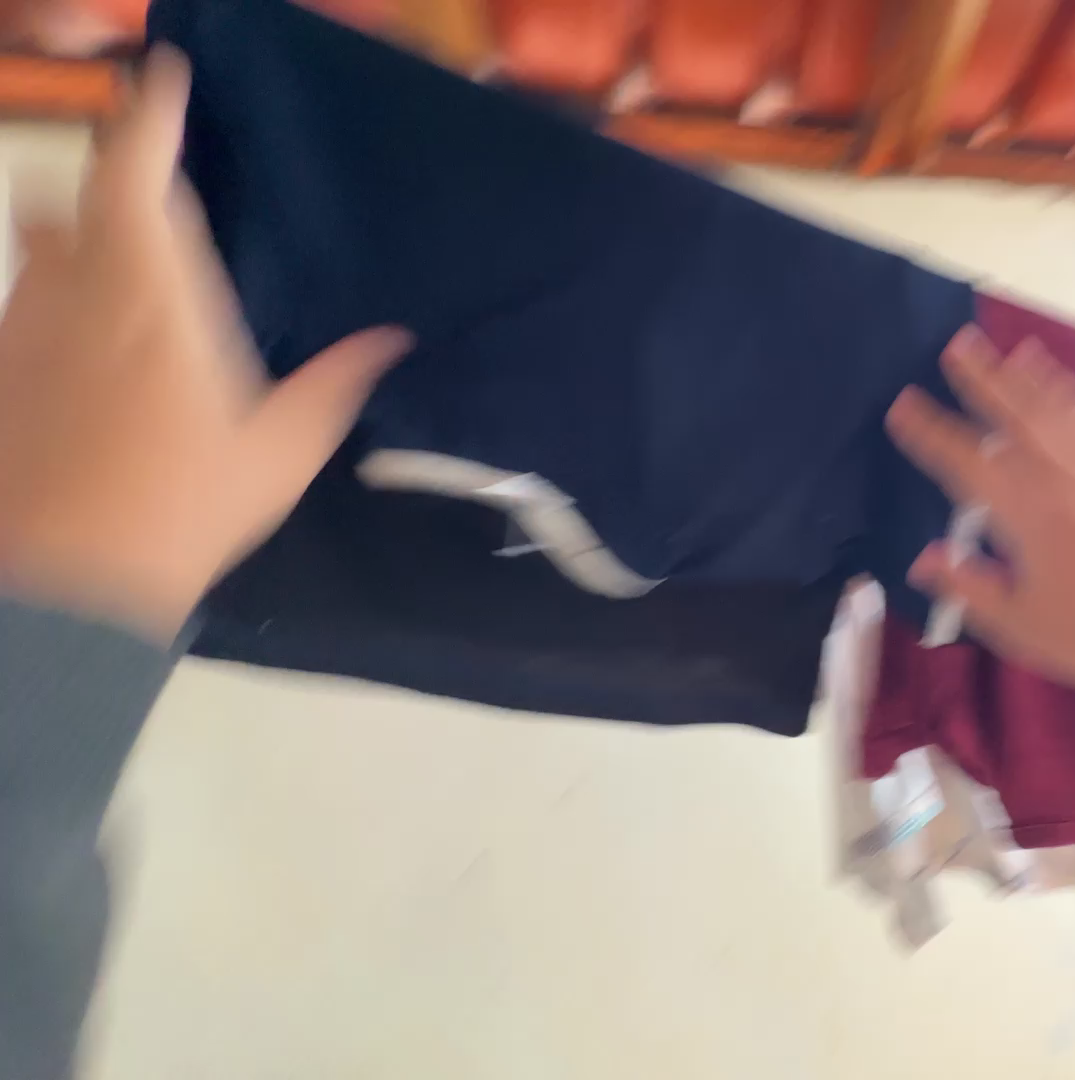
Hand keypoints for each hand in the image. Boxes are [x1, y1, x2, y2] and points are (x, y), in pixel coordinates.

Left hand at [0, 48, 410, 641]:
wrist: (70, 566)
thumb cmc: (197, 497)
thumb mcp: (292, 442)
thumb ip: (341, 379)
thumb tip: (395, 337)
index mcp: (160, 307)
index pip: (138, 185)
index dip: (149, 122)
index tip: (168, 75)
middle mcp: (80, 297)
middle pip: (83, 198)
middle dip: (124, 170)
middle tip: (175, 168)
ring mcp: (29, 325)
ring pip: (46, 238)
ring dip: (91, 220)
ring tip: (143, 234)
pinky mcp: (4, 360)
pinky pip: (31, 287)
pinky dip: (67, 272)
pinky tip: (103, 309)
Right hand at [886, 327, 1074, 742]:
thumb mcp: (1018, 622)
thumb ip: (967, 586)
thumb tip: (922, 559)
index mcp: (1024, 508)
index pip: (963, 459)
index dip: (929, 431)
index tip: (903, 404)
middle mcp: (1062, 473)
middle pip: (1014, 412)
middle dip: (982, 377)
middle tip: (959, 343)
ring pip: (1063, 408)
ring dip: (1036, 378)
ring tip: (1017, 352)